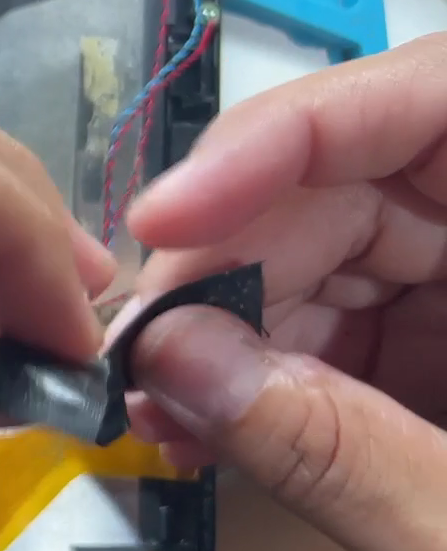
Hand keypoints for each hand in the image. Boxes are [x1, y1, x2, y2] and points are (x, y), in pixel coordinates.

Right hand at [121, 33, 446, 550]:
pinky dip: (231, 370)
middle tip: (133, 351)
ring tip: (155, 407)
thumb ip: (330, 448)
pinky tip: (192, 424)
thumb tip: (160, 357)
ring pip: (307, 256)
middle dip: (216, 265)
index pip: (442, 102)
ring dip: (208, 328)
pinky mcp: (434, 345)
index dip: (291, 140)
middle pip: (350, 188)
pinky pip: (307, 323)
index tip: (163, 218)